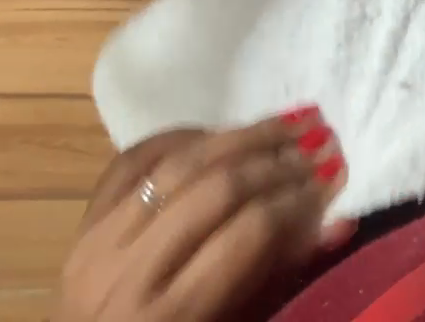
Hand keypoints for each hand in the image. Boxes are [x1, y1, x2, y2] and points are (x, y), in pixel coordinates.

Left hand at [55, 109, 350, 321]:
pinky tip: (221, 133)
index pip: (248, 232)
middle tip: (322, 140)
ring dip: (243, 135)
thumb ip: (282, 273)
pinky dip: (182, 137)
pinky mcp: (84, 221)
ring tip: (289, 122)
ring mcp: (97, 242)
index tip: (336, 175)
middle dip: (279, 160)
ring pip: (181, 162)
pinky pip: (135, 158)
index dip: (298, 199)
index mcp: (171, 317)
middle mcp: (126, 275)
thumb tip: (341, 219)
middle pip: (216, 188)